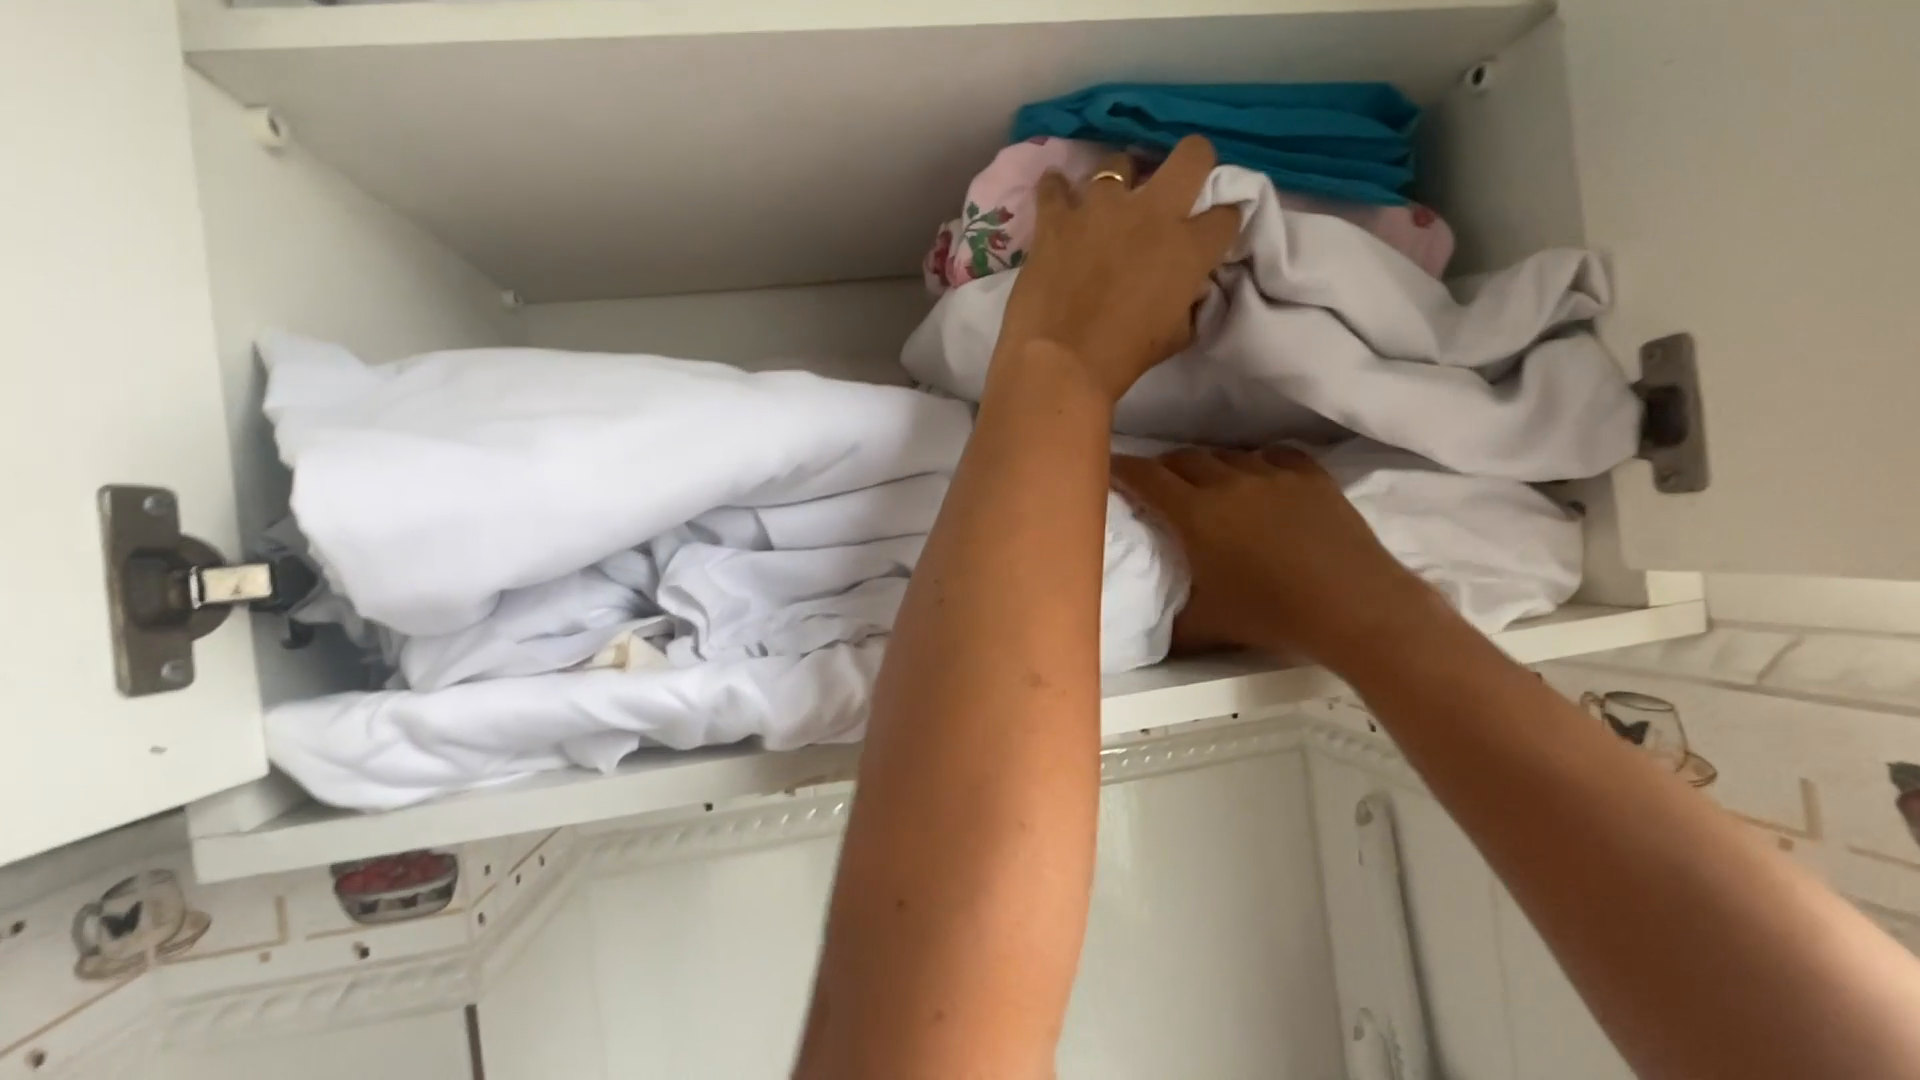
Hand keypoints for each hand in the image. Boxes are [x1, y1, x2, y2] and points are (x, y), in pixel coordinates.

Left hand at [992, 136, 1241, 405]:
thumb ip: (1190, 301)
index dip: (1223, 220)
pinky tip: (1057, 197)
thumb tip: (1190, 286)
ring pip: (1120, 162)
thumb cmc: (1124, 356)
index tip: (1213, 231)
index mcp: (1189, 246)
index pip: (1227, 213)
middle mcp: (1152, 212)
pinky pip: (1055, 185)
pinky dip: (1056, 189)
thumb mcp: (1177, 335)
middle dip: (1193, 163)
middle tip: (1177, 186)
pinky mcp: (1057, 216)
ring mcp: (1101, 207)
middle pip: (1192, 155)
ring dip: (1118, 180)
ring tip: (1108, 203)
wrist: (1061, 361)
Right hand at [1111, 447, 1440, 668]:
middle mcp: (1228, 482)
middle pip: (1183, 458)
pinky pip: (1273, 454)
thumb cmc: (1272, 617)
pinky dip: (1257, 462)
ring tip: (1207, 484)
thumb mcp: (1207, 625)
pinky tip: (1259, 477)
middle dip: (1163, 466)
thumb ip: (1170, 623)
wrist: (1354, 606)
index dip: (1122, 469)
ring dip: (1208, 466)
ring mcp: (1273, 474)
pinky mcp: (1311, 476)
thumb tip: (1146, 634)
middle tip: (1156, 484)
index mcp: (1195, 514)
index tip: (1108, 467)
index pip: (1145, 477)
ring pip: (1227, 454)